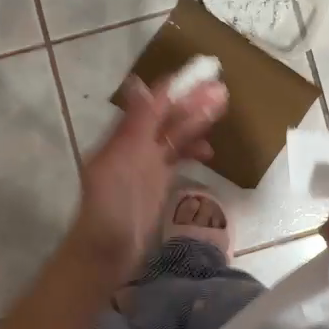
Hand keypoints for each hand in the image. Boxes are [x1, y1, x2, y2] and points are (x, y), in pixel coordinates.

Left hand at [64, 74, 226, 283]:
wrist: (105, 254)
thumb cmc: (112, 207)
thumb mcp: (123, 161)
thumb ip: (136, 123)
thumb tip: (140, 81)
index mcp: (122, 138)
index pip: (152, 104)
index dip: (176, 88)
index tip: (201, 73)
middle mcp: (133, 147)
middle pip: (165, 118)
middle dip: (192, 103)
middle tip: (223, 89)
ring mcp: (144, 167)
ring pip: (172, 137)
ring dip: (195, 123)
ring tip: (222, 110)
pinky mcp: (155, 185)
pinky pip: (175, 159)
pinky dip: (191, 151)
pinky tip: (208, 151)